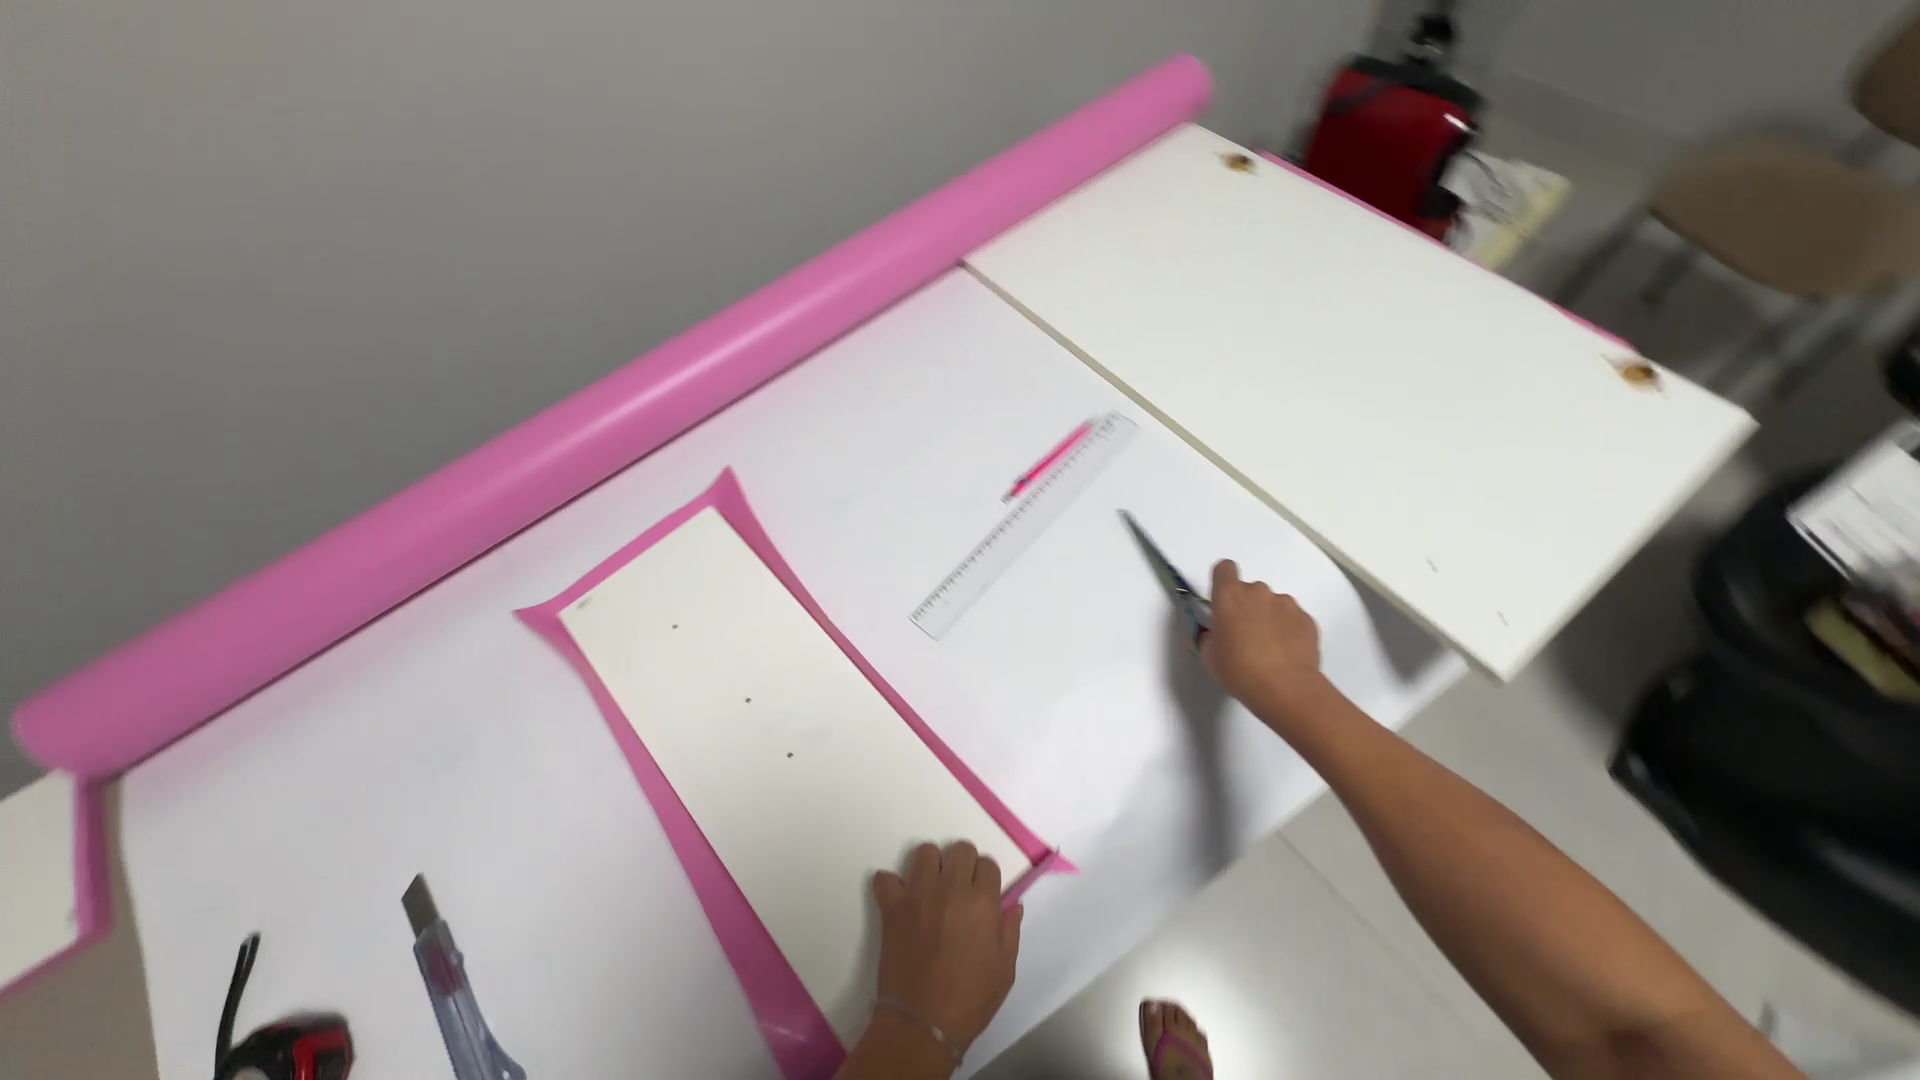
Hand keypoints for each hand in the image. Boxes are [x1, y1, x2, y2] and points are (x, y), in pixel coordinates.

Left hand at [871, 841, 1022, 1053]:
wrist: (922, 1023)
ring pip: (925, 852)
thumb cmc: (970, 1000)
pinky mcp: (892, 907)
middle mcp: (951, 889)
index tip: (982, 895)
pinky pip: (884, 878)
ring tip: (930, 889)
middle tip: (959, 889)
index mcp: (982, 902)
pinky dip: (890, 885)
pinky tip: (898, 900)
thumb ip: (1009, 931)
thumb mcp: (1005, 970)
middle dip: (963, 864)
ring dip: (930, 866)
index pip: (988, 864)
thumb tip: (1012, 904)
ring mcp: (918, 895)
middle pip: (960, 849)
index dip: (987, 878)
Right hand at [1200, 559, 1322, 706]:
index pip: (1224, 568)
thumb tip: (1216, 634)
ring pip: (1273, 604)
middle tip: (1245, 635)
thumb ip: (1209, 635)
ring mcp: (1286, 604)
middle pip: (1250, 590)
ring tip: (1269, 648)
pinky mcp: (1307, 620)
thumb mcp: (1209, 655)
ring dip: (1268, 618)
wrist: (1285, 688)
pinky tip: (1286, 654)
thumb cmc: (1238, 670)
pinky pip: (1292, 619)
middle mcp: (1259, 592)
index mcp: (1229, 596)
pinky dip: (1288, 630)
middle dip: (1247, 607)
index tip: (1223, 601)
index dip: (1223, 580)